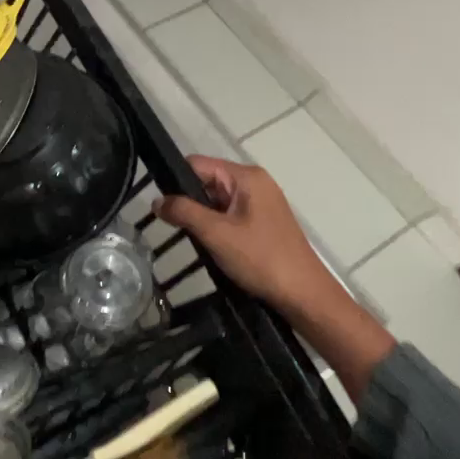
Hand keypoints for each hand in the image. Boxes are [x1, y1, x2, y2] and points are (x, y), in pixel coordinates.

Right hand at [152, 155, 334, 309]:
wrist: (303, 294)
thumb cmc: (260, 258)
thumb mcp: (215, 233)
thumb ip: (183, 212)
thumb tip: (156, 201)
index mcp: (246, 177)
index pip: (197, 164)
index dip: (175, 181)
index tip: (160, 205)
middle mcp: (255, 182)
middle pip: (207, 180)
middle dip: (188, 201)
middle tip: (172, 226)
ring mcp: (261, 202)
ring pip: (216, 199)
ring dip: (201, 216)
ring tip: (190, 237)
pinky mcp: (262, 220)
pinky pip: (229, 213)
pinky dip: (215, 225)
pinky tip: (210, 244)